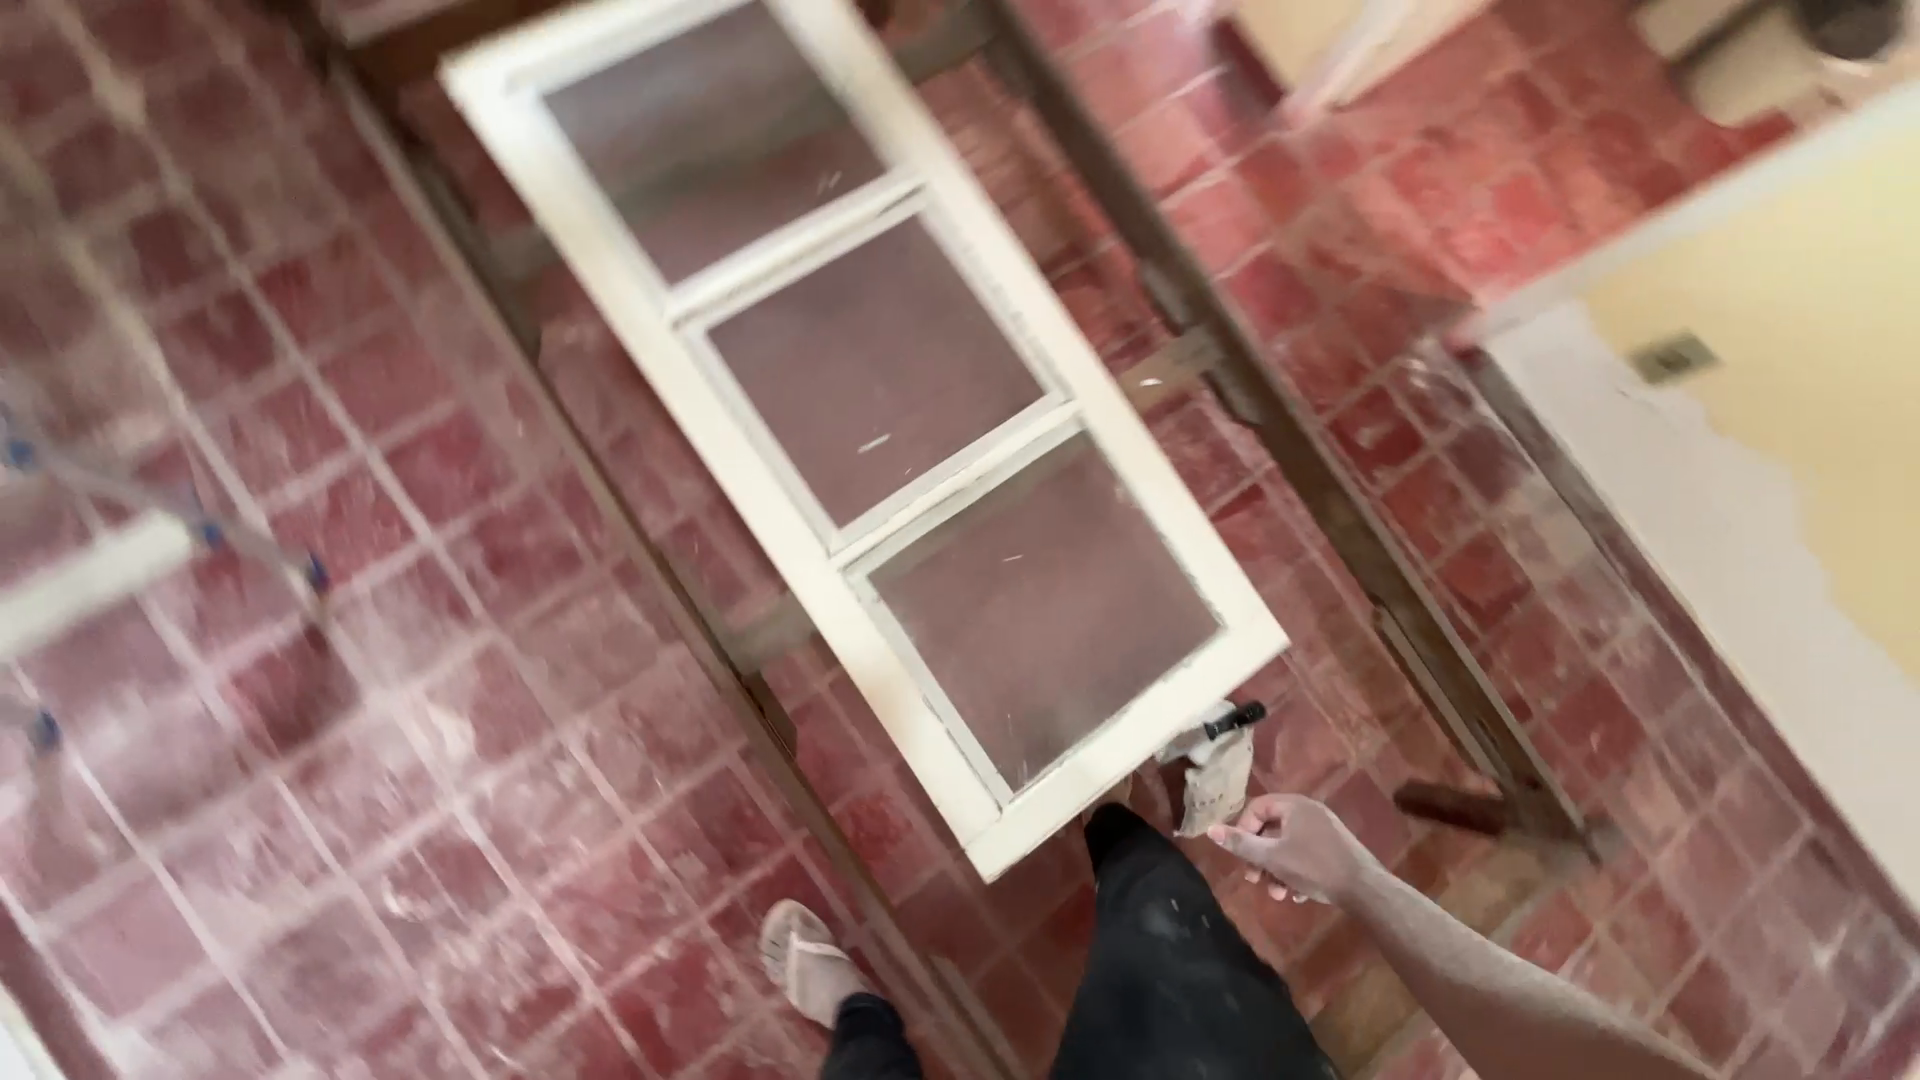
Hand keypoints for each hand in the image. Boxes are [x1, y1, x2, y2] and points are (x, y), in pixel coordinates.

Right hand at [1207, 794, 1381, 905]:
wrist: (1366, 890)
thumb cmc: (1314, 867)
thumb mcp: (1272, 857)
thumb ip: (1241, 843)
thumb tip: (1210, 830)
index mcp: (1293, 805)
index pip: (1256, 809)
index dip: (1243, 831)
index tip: (1241, 857)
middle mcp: (1309, 812)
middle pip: (1272, 830)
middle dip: (1260, 858)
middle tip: (1254, 880)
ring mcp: (1325, 830)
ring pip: (1289, 846)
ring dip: (1277, 870)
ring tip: (1278, 895)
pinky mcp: (1336, 849)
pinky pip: (1307, 855)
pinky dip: (1297, 872)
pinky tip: (1297, 896)